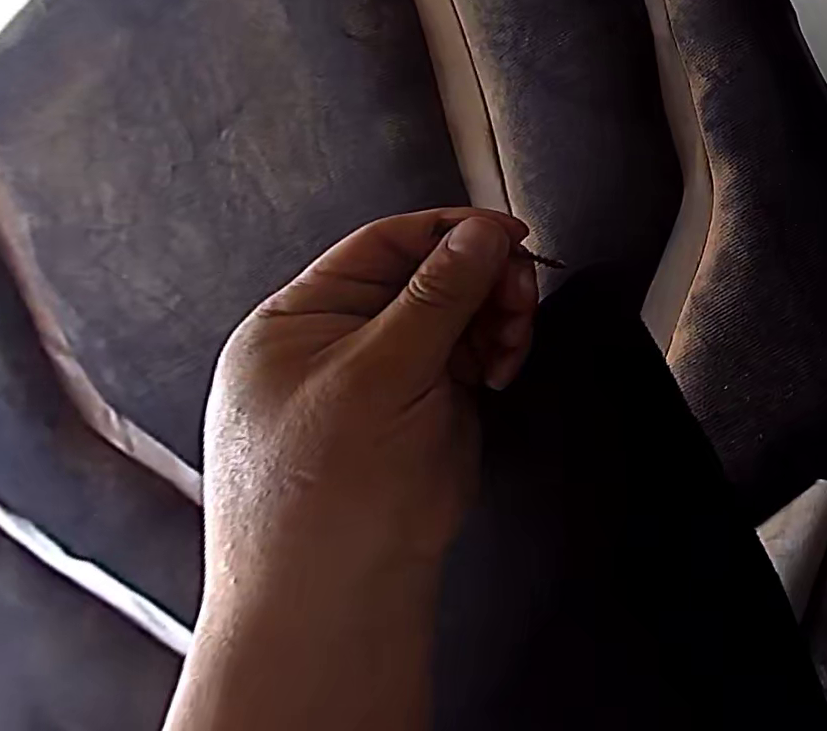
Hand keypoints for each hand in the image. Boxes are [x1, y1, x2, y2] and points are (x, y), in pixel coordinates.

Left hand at [166, 209, 537, 730]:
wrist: (346, 596)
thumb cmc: (330, 492)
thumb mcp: (381, 377)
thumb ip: (437, 296)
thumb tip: (482, 232)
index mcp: (305, 317)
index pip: (387, 243)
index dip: (453, 230)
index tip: (510, 234)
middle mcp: (349, 334)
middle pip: (434, 273)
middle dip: (484, 280)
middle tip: (520, 296)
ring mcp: (393, 365)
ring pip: (463, 309)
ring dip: (498, 315)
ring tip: (511, 344)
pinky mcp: (431, 392)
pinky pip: (475, 345)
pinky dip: (498, 346)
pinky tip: (502, 367)